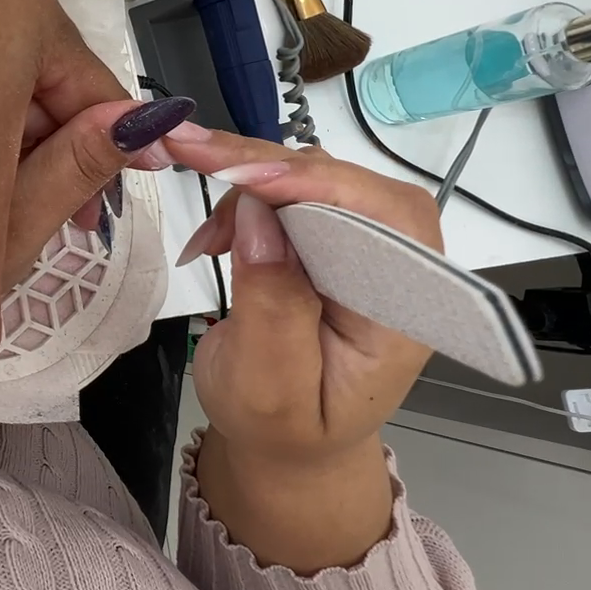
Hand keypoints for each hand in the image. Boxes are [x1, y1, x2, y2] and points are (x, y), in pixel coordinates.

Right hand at [163, 128, 436, 570]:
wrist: (286, 441)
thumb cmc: (281, 427)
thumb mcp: (268, 387)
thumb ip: (272, 308)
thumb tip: (257, 216)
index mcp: (403, 310)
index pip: (386, 220)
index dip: (320, 184)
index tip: (244, 178)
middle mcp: (395, 267)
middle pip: (345, 182)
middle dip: (264, 163)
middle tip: (187, 148)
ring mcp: (361, 248)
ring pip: (310, 176)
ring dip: (246, 177)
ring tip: (198, 221)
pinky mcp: (326, 238)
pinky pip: (286, 191)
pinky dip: (240, 195)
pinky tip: (209, 235)